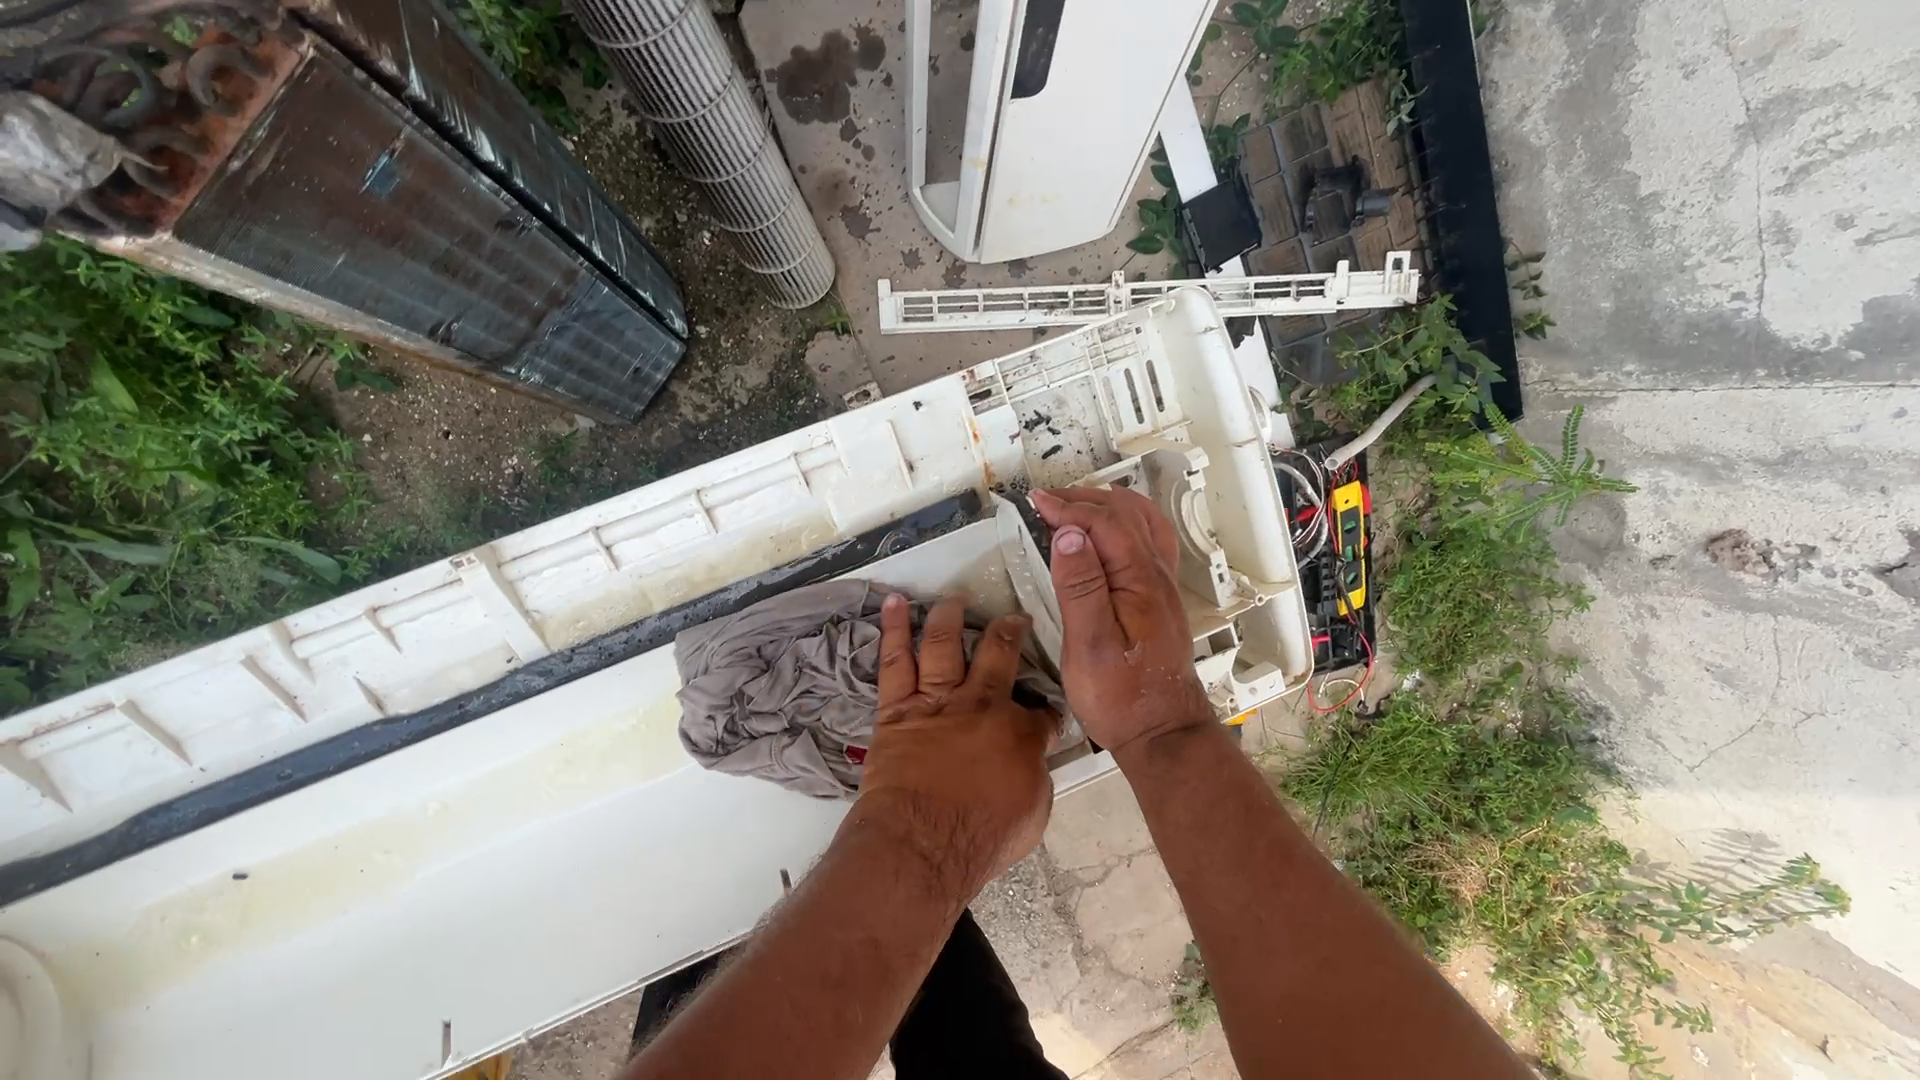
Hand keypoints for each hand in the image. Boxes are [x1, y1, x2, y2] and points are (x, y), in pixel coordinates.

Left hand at [850, 593, 1055, 901]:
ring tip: (953, 598)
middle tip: (1015, 618)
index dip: (1046, 708)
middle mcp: (980, 704)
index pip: (1042, 711)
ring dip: (949, 617)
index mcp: (1019, 731)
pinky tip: (893, 603)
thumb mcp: (1033, 811)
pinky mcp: (897, 708)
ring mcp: (936, 701)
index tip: (1046, 709)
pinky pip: (895, 660)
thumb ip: (1034, 774)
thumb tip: (1033, 758)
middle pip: (999, 655)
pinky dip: (893, 629)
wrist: (922, 842)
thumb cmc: (982, 837)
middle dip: (1010, 633)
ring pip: (944, 644)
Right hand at [1030, 487, 1214, 755]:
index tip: (1036, 502)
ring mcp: (1162, 587)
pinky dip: (1123, 524)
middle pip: (1125, 515)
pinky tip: (1108, 534)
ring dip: (1105, 507)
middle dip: (1083, 500)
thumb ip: (1080, 586)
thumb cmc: (1122, 697)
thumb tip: (1069, 534)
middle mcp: (1157, 576)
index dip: (1068, 507)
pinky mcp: (1158, 601)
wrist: (1161, 733)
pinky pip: (1147, 542)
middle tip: (1046, 501)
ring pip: (1141, 524)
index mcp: (1140, 581)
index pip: (1104, 524)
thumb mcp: (1090, 644)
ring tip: (1072, 506)